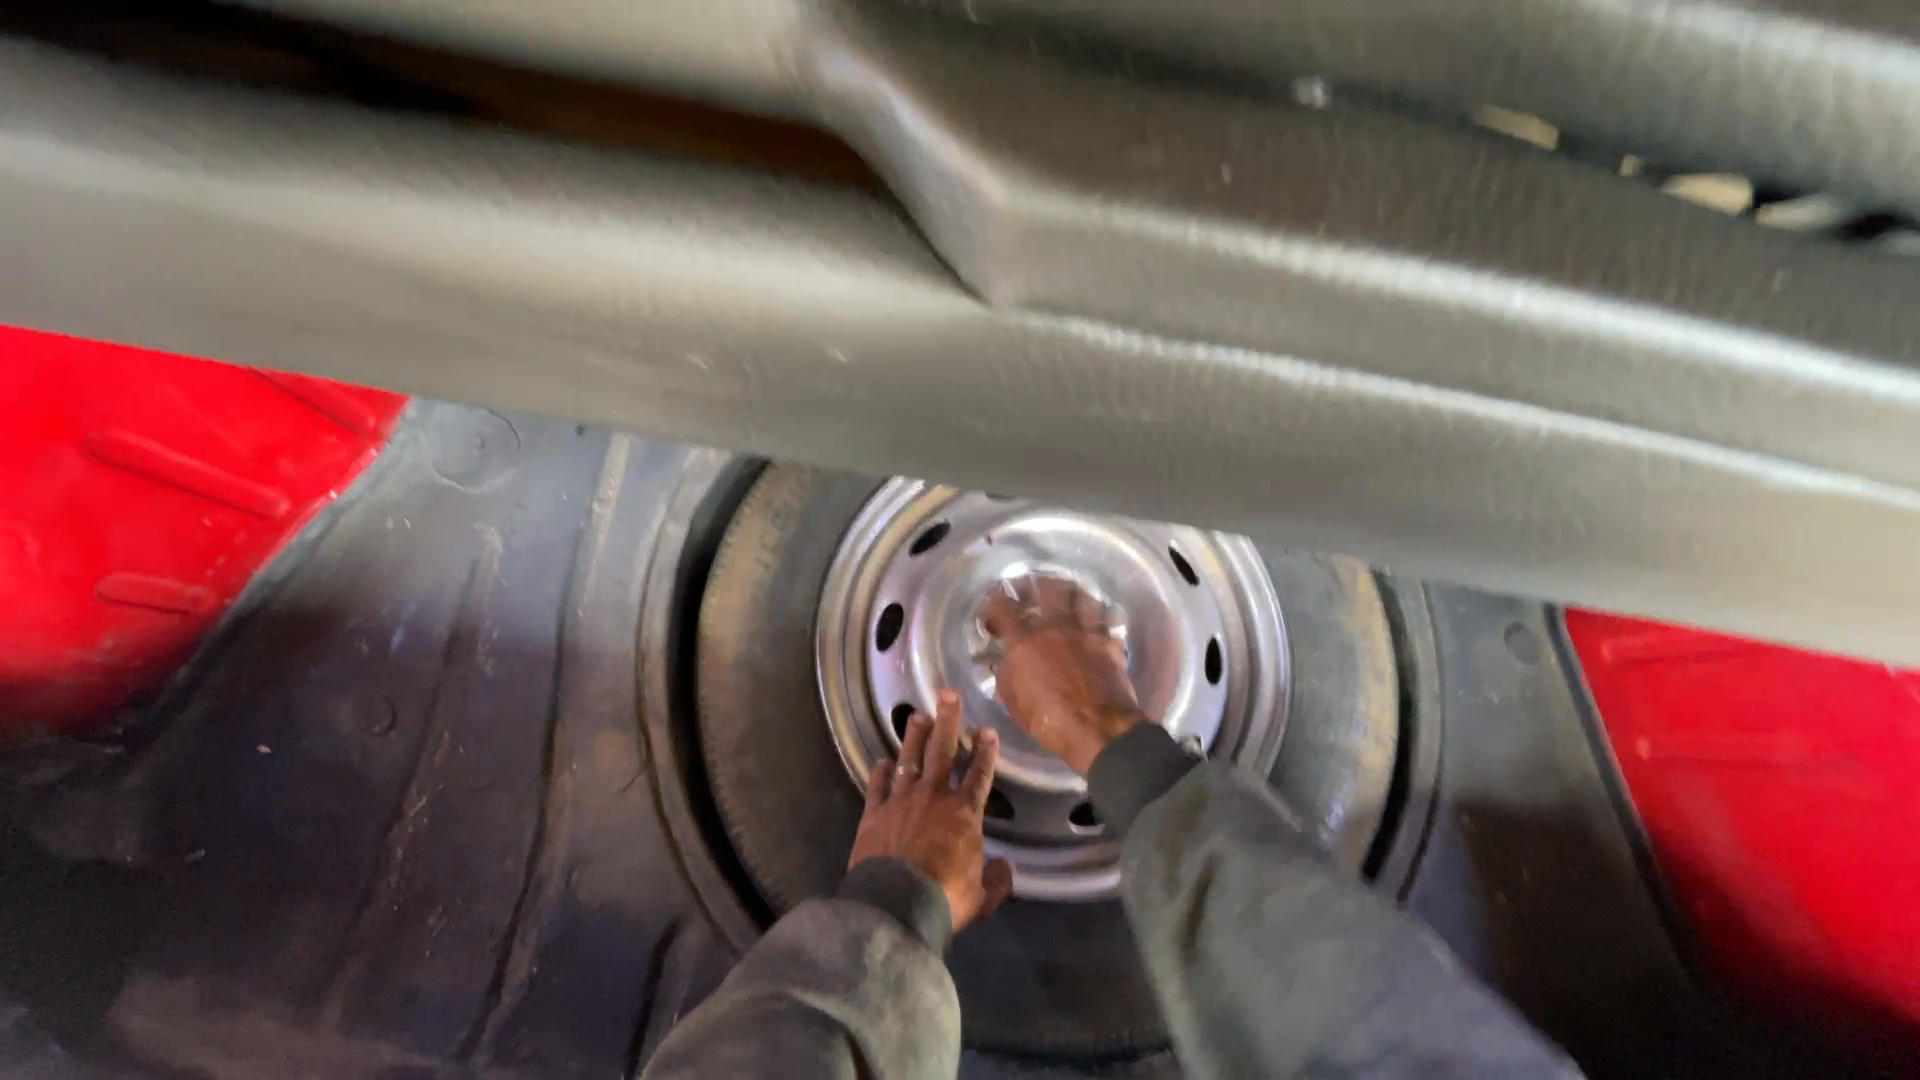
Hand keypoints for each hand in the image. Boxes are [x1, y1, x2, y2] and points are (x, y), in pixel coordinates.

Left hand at [848, 689, 1013, 932]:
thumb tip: (1006, 869)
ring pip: (909, 759)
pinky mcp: (874, 812)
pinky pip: (878, 786)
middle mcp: (933, 796)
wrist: (895, 904)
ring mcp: (901, 801)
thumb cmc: (945, 898)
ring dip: (913, 737)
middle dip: (947, 720)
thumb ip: (996, 880)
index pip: (980, 774)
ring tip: (917, 715)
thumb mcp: (981, 896)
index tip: (989, 731)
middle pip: (942, 750)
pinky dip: (880, 772)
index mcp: (964, 813)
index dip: (986, 752)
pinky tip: (882, 760)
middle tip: (947, 694)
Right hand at [978, 575, 1147, 775]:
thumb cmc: (1049, 722)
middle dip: (1038, 583)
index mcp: (1024, 644)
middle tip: (1034, 583)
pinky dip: (1101, 614)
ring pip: (1080, 596)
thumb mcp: (1014, 704)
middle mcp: (1053, 629)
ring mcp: (1084, 632)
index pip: (1004, 610)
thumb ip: (1006, 678)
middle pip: (1046, 591)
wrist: (1097, 729)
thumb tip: (1004, 664)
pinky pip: (1106, 618)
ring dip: (1072, 592)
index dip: (996, 600)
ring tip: (1069, 591)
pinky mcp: (1108, 642)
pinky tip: (1099, 614)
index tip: (994, 596)